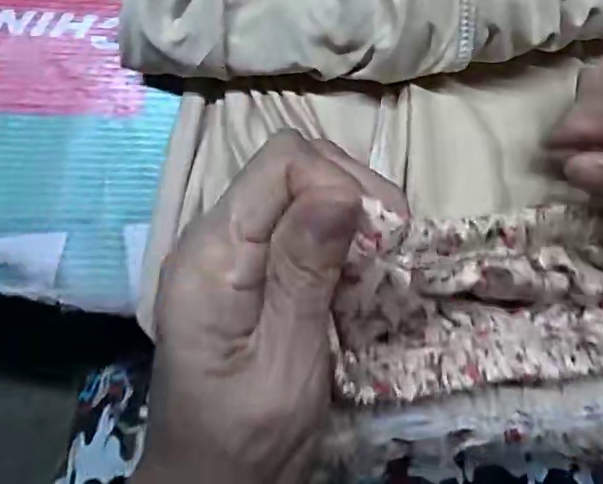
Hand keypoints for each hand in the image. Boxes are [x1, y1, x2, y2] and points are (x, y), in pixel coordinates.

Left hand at [134, 131, 406, 483]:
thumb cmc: (246, 441)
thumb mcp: (285, 365)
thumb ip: (305, 274)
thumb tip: (341, 191)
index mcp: (211, 251)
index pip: (280, 162)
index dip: (336, 180)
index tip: (379, 231)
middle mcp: (213, 230)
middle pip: (291, 162)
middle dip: (350, 188)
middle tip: (391, 242)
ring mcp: (230, 240)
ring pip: (300, 180)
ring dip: (350, 206)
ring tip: (380, 252)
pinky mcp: (248, 254)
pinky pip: (297, 212)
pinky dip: (338, 226)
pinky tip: (358, 260)